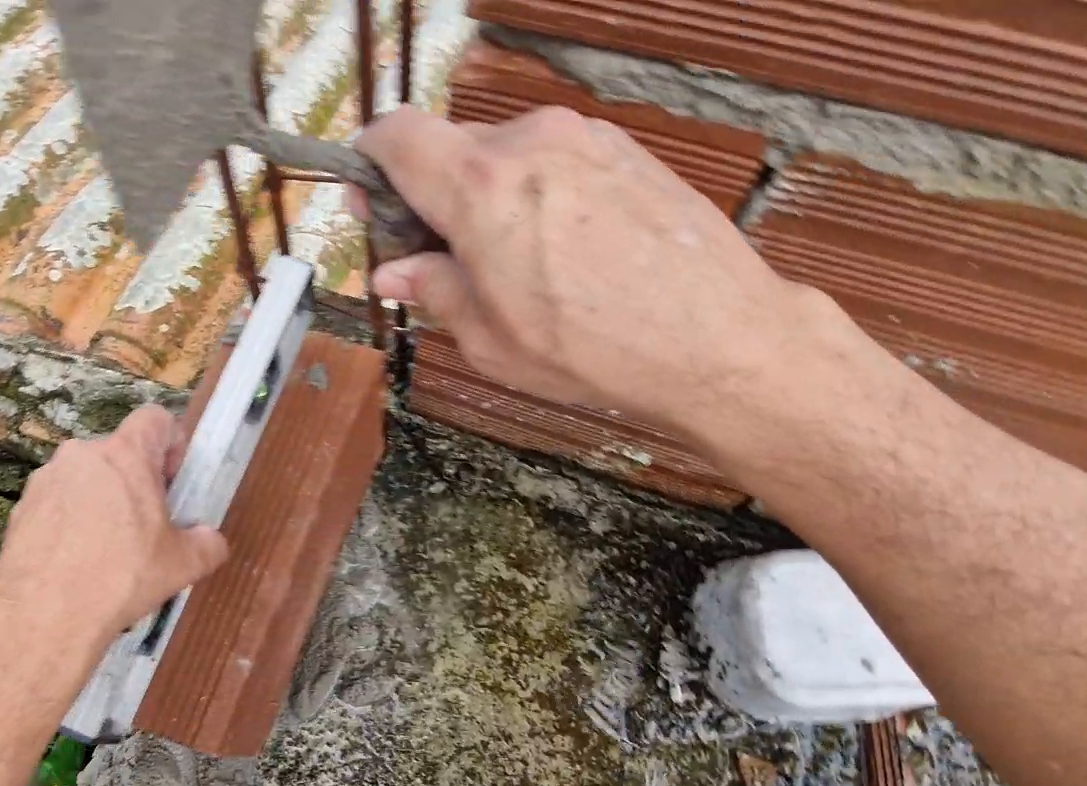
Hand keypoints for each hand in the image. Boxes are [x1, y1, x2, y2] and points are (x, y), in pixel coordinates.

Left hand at [0, 405, 228, 647]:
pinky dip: (71, 523)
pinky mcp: (21, 508)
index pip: (155, 419)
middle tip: (146, 528)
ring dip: (102, 502)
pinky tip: (77, 562)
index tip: (173, 483)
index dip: (171, 444)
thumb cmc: (122, 578)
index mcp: (124, 456)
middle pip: (119, 454)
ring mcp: (45, 480)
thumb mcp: (183, 565)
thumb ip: (208, 544)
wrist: (47, 615)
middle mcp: (81, 456)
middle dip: (136, 483)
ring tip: (108, 551)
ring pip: (86, 479)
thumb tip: (211, 540)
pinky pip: (58, 504)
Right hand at [355, 106, 827, 435]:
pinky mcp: (624, 150)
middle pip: (450, 148)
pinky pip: (553, 161)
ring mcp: (584, 138)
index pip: (397, 136)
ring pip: (504, 155)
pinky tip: (558, 253)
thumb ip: (433, 289)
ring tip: (509, 268)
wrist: (715, 338)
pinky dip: (534, 196)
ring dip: (486, 200)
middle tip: (438, 259)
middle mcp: (529, 142)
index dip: (370, 166)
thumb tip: (393, 270)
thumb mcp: (489, 339)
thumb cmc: (595, 349)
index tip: (371, 203)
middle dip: (431, 197)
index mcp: (480, 187)